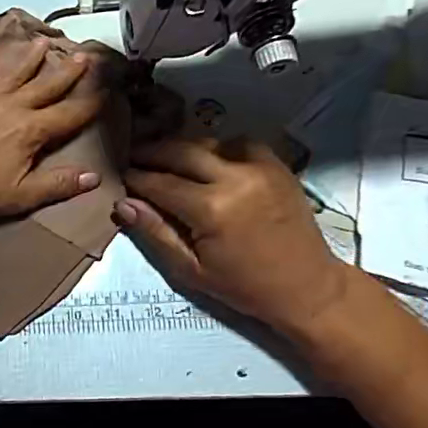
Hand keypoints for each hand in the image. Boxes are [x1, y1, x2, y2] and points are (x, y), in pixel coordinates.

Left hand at [0, 27, 106, 228]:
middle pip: (46, 83)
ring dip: (30, 55)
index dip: (91, 102)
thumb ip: (59, 184)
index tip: (107, 90)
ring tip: (44, 42)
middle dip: (68, 70)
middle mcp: (10, 104)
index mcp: (30, 130)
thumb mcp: (21, 196)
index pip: (69, 114)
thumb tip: (94, 177)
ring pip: (12, 68)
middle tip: (85, 55)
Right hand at [118, 137, 349, 332]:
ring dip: (183, 147)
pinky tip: (209, 159)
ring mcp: (259, 167)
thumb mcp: (191, 270)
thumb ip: (156, 232)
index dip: (136, 178)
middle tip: (134, 156)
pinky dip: (218, 147)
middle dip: (153, 152)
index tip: (121, 176)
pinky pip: (239, 143)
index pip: (161, 183)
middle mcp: (235, 178)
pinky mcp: (276, 165)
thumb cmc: (244, 286)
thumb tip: (124, 204)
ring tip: (164, 156)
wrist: (306, 286)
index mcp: (211, 209)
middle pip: (181, 151)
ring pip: (209, 141)